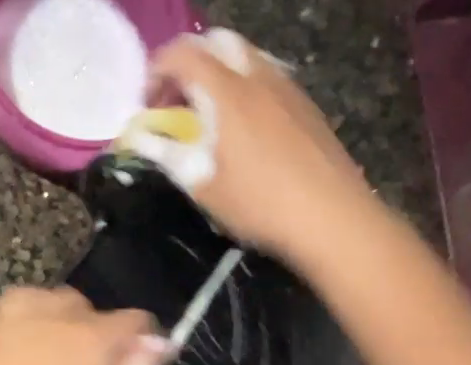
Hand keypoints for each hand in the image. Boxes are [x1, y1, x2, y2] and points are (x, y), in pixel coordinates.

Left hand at [0, 288, 168, 364]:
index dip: (145, 347)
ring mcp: (29, 312)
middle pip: (102, 312)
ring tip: (61, 359)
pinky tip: (33, 337)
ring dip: (72, 324)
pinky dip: (37, 311)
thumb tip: (162, 344)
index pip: (141, 321)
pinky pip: (29, 298)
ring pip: (67, 302)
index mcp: (99, 338)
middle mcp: (67, 312)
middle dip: (105, 338)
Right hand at [122, 29, 379, 268]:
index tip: (148, 105)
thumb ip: (168, 156)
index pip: (184, 53)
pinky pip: (267, 78)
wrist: (331, 216)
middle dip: (189, 64)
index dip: (157, 70)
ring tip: (208, 118)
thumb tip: (139, 139)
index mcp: (228, 93)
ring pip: (246, 56)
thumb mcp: (204, 187)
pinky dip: (244, 88)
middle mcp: (258, 77)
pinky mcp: (306, 104)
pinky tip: (242, 130)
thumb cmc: (260, 205)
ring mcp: (287, 87)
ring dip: (218, 75)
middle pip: (217, 42)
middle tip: (177, 103)